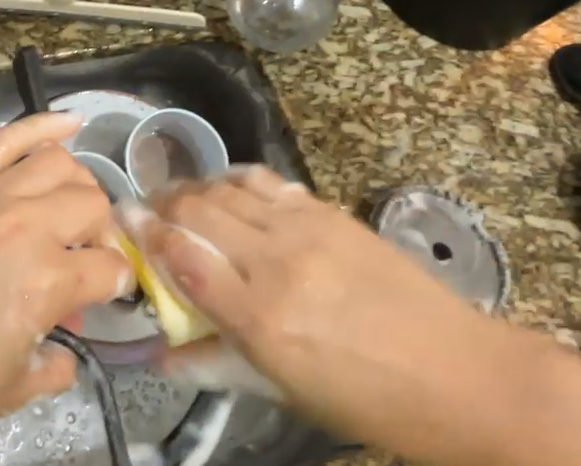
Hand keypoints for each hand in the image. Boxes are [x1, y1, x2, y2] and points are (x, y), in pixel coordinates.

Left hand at [0, 112, 132, 464]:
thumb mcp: (3, 394)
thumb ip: (50, 365)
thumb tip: (66, 349)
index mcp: (44, 281)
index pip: (109, 268)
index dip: (116, 286)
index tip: (108, 298)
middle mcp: (24, 225)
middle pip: (92, 207)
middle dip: (101, 236)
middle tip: (84, 264)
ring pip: (58, 164)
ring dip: (79, 185)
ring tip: (75, 211)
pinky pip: (5, 140)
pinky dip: (41, 125)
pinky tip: (69, 123)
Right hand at [133, 167, 514, 448]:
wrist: (461, 374)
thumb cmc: (369, 399)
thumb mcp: (284, 392)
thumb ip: (215, 364)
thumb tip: (159, 355)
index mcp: (262, 318)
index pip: (181, 257)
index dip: (141, 232)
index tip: (118, 218)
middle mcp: (276, 262)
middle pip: (196, 210)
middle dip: (160, 204)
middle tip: (144, 211)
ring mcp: (306, 229)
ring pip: (227, 187)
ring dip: (194, 189)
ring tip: (180, 200)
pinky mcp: (330, 212)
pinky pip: (267, 182)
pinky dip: (236, 180)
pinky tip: (228, 189)